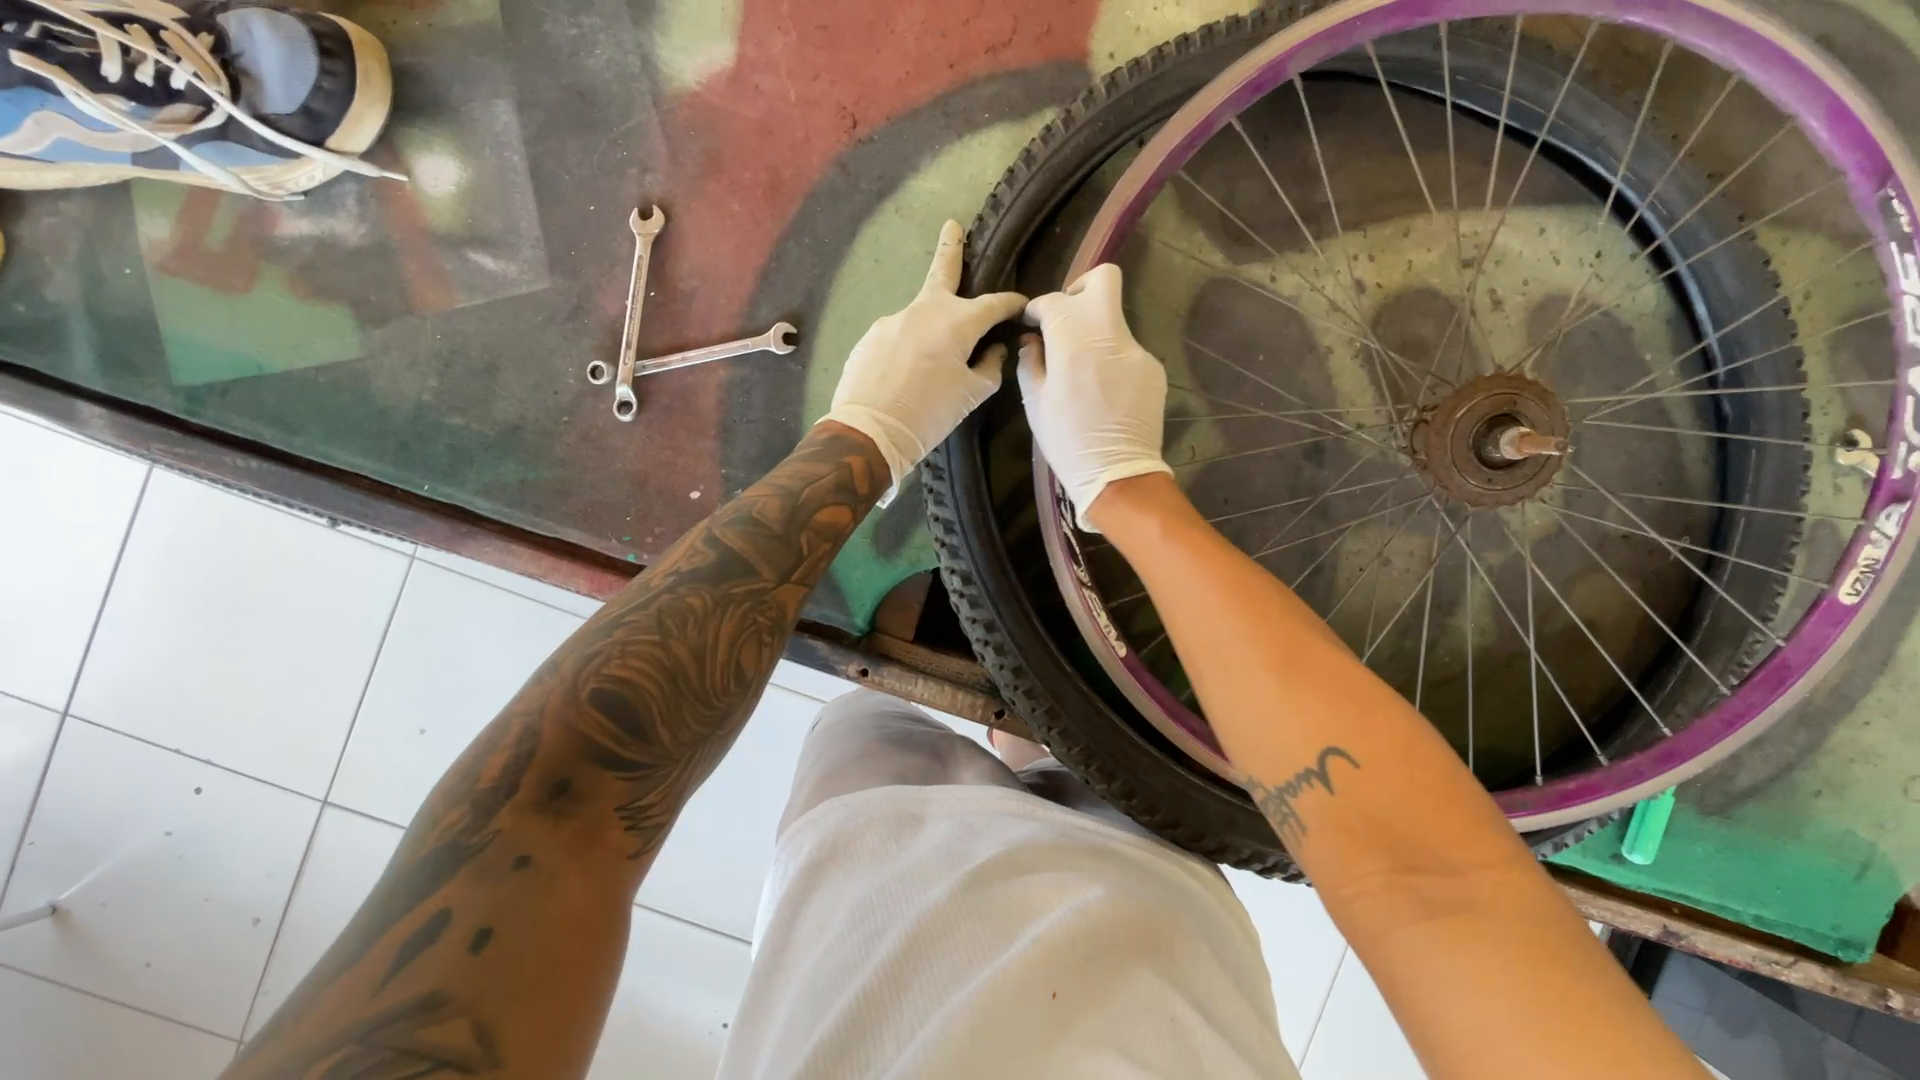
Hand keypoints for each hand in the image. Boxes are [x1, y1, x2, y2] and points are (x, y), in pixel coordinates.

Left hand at [822, 220, 1026, 492]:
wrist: (869, 432)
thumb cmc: (929, 414)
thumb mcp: (971, 395)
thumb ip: (990, 367)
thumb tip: (994, 350)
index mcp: (956, 322)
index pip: (994, 304)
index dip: (1011, 303)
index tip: (1021, 305)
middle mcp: (922, 311)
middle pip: (942, 272)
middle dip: (951, 248)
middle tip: (952, 225)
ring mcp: (891, 321)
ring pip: (919, 319)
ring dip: (929, 331)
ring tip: (927, 366)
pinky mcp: (869, 338)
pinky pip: (897, 339)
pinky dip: (905, 351)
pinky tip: (903, 376)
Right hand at [1019, 264, 1172, 532]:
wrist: (1117, 474)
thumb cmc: (1067, 441)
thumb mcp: (1035, 403)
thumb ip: (1031, 362)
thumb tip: (1032, 340)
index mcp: (1074, 343)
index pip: (1055, 301)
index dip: (1039, 308)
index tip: (1033, 322)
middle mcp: (1110, 336)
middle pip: (1104, 279)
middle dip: (1080, 289)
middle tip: (1066, 317)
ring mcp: (1137, 351)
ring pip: (1114, 321)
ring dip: (1095, 333)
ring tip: (1083, 369)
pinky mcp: (1153, 368)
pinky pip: (1127, 350)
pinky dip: (1112, 359)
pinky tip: (1104, 390)